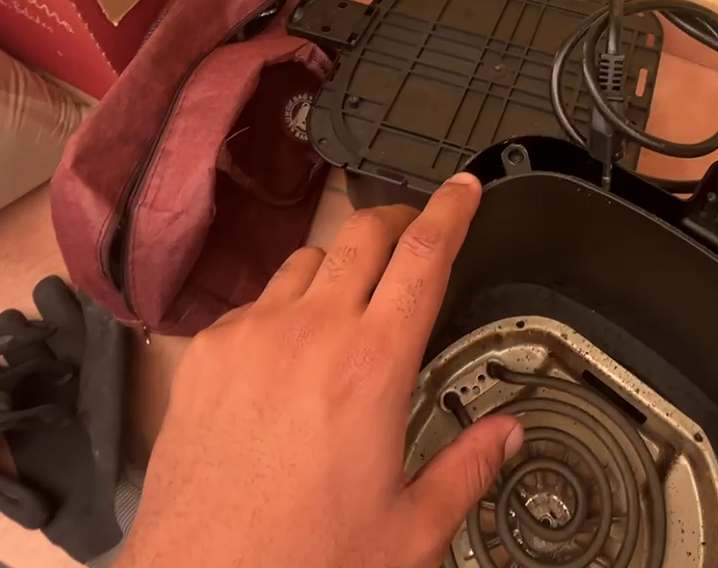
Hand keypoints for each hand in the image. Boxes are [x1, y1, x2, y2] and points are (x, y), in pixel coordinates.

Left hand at [118, 174, 521, 567]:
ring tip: (350, 299)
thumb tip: (510, 433)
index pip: (424, 255)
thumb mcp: (409, 529)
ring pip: (309, 257)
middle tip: (415, 231)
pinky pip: (257, 301)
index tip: (465, 186)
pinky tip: (286, 352)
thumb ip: (467, 468)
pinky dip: (284, 307)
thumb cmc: (307, 561)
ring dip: (341, 263)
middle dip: (399, 218)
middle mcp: (312, 331)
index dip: (452, 210)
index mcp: (373, 364)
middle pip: (365, 232)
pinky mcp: (207, 352)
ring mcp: (252, 335)